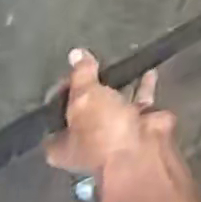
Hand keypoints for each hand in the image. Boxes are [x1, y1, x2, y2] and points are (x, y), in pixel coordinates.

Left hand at [45, 48, 175, 175]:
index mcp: (61, 143)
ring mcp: (115, 131)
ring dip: (117, 83)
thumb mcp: (85, 98)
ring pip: (114, 102)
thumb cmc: (103, 130)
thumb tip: (75, 53)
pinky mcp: (140, 121)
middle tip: (95, 62)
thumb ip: (82, 75)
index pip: (54, 114)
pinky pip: (140, 97)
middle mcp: (87, 139)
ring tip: (119, 60)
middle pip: (85, 107)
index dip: (60, 91)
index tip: (70, 70)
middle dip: (91, 86)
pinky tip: (146, 67)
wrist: (143, 148)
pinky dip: (144, 83)